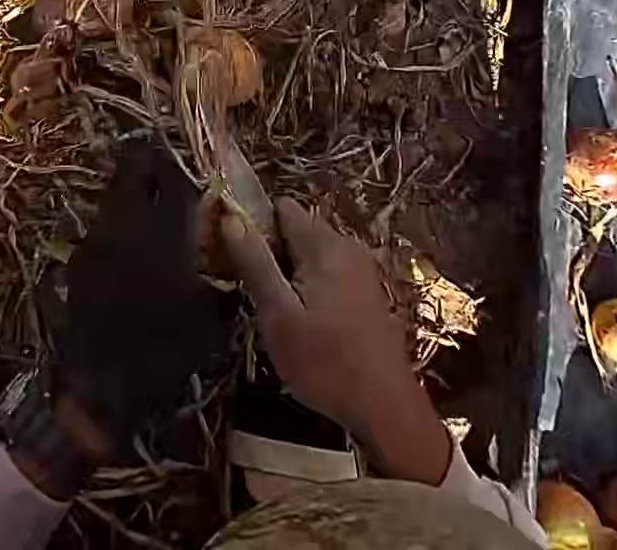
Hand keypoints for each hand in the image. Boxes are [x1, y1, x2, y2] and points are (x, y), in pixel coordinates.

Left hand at [54, 134, 220, 456]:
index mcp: (168, 231)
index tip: (185, 155)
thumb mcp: (211, 316)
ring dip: (128, 185)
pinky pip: (101, 224)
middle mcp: (131, 223)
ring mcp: (100, 238)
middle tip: (158, 157)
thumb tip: (236, 257)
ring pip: (113, 193)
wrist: (103, 383)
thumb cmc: (167, 347)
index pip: (173, 176)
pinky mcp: (81, 258)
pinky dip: (116, 220)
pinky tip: (125, 235)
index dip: (179, 161)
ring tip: (142, 188)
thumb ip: (224, 278)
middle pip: (134, 170)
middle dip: (146, 158)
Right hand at [218, 198, 452, 484]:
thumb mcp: (278, 315)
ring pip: (311, 253)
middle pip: (297, 229)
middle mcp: (346, 246)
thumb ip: (255, 262)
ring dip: (290, 272)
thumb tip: (230, 217)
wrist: (386, 408)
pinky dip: (310, 285)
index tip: (240, 257)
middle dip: (272, 252)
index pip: (283, 208)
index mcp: (324, 245)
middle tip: (257, 293)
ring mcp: (361, 268)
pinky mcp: (366, 290)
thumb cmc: (325, 363)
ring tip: (277, 311)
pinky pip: (328, 271)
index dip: (256, 224)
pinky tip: (305, 322)